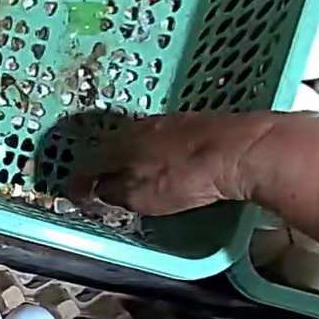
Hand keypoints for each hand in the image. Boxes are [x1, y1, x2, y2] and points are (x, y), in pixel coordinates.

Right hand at [67, 111, 293, 215]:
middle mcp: (136, 127)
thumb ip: (114, 193)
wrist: (243, 150)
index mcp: (117, 145)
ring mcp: (167, 121)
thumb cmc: (185, 178)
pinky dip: (152, 152)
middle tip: (99, 183)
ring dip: (127, 157)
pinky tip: (162, 162)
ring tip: (130, 173)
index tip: (75, 197)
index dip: (78, 183)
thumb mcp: (140, 198)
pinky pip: (159, 138)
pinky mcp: (194, 121)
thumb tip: (99, 190)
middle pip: (108, 147)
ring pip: (135, 140)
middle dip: (101, 165)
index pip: (86, 164)